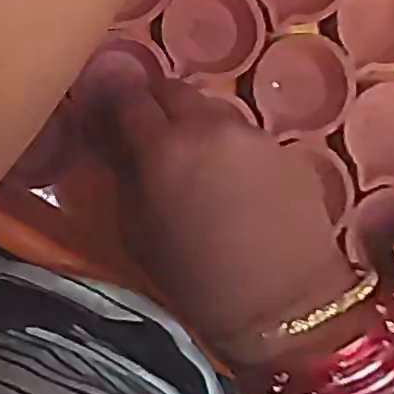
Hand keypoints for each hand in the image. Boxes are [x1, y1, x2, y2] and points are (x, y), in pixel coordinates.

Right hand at [85, 79, 360, 361]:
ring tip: (195, 159)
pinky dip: (227, 145)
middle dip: (155, 104)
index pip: (129, 97)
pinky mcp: (283, 146)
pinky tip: (233, 179)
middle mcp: (207, 125)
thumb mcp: (136, 230)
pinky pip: (242, 133)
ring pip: (209, 108)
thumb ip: (122, 172)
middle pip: (171, 89)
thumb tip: (114, 140)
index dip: (115, 102)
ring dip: (194, 123)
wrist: (284, 304)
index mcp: (163, 146)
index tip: (109, 116)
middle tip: (150, 134)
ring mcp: (250, 132)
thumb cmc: (195, 277)